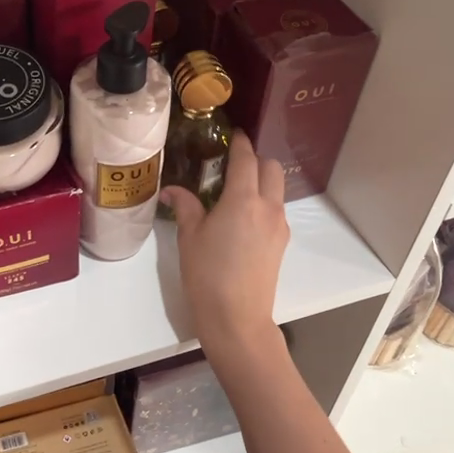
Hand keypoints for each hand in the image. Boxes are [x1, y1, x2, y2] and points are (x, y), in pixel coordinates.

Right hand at [160, 133, 289, 367]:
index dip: (239, 143)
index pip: (246, 159)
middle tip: (232, 164)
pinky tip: (241, 218)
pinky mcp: (282, 243)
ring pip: (277, 189)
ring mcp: (279, 226)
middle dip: (255, 160)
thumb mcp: (189, 237)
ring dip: (261, 182)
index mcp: (242, 200)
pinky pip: (276, 210)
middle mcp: (268, 207)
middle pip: (271, 168)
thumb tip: (172, 190)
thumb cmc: (207, 275)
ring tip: (234, 192)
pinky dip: (263, 202)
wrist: (236, 318)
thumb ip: (185, 206)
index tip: (232, 134)